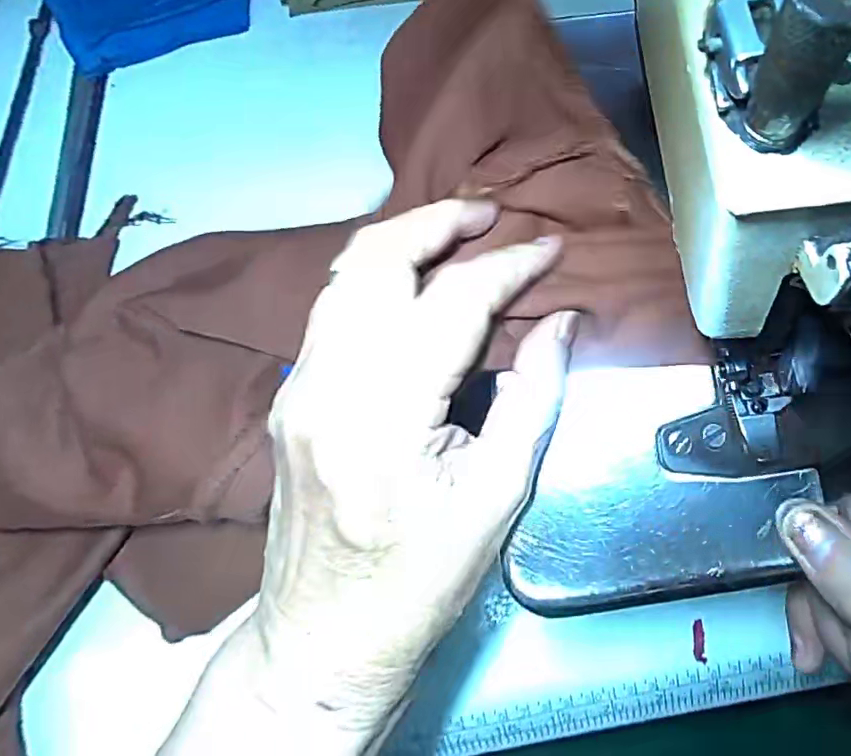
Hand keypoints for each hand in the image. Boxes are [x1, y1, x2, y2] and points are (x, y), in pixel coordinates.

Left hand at [163, 200, 575, 755]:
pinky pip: (335, 307)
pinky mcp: (289, 394)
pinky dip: (379, 272)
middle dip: (438, 220)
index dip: (510, 266)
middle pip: (378, 260)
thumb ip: (536, 395)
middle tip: (490, 212)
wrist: (320, 639)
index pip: (454, 303)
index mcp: (387, 416)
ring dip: (404, 238)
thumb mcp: (499, 495)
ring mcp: (298, 386)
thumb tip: (562, 321)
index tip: (550, 248)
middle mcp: (328, 384)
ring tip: (456, 230)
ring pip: (346, 274)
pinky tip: (415, 278)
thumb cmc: (421, 578)